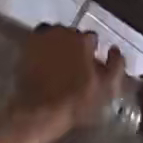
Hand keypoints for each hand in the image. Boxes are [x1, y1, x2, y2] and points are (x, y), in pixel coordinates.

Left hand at [8, 24, 124, 139]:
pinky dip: (43, 46)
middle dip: (75, 46)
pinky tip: (44, 60)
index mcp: (82, 40)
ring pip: (55, 35)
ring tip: (59, 62)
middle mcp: (62, 32)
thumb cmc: (76, 101)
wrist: (40, 110)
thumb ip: (115, 66)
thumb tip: (114, 49)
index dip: (93, 51)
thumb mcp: (105, 88)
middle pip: (72, 35)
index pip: (92, 38)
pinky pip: (39, 40)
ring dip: (59, 44)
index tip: (91, 64)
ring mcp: (42, 37)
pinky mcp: (27, 45)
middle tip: (75, 65)